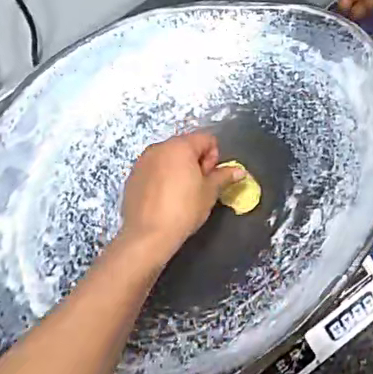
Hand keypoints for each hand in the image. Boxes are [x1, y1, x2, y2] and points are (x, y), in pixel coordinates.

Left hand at [116, 132, 238, 259]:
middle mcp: (159, 147)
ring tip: (181, 193)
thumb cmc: (184, 209)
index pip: (206, 139)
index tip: (210, 177)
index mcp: (180, 146)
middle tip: (198, 186)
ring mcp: (142, 161)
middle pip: (186, 145)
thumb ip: (224, 176)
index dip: (214, 157)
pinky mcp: (132, 176)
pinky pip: (154, 169)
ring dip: (179, 169)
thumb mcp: (209, 192)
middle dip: (196, 162)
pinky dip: (162, 177)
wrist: (148, 235)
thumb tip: (240, 171)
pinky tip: (164, 198)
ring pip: (168, 157)